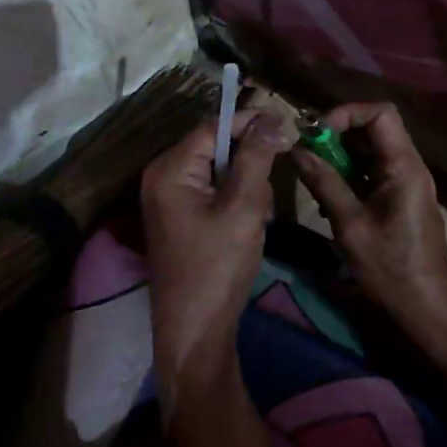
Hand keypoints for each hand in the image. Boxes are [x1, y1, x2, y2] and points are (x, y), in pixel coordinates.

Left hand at [142, 109, 295, 390]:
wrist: (194, 328)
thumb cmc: (218, 266)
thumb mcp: (244, 207)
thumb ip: (256, 158)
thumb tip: (271, 118)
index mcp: (169, 169)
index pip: (212, 126)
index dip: (249, 121)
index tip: (286, 125)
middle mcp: (161, 177)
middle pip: (212, 147)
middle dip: (247, 160)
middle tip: (275, 180)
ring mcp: (165, 200)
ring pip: (215, 172)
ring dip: (243, 184)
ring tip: (260, 214)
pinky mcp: (176, 219)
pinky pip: (209, 193)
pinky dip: (232, 200)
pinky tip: (247, 225)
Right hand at [291, 103, 446, 342]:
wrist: (428, 308)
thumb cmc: (391, 269)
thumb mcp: (350, 226)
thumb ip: (324, 184)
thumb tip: (297, 151)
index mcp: (405, 167)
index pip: (381, 114)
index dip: (346, 114)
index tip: (317, 133)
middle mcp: (409, 168)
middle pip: (374, 130)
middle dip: (337, 136)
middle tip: (306, 154)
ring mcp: (406, 184)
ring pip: (370, 153)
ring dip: (339, 158)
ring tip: (313, 178)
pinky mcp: (400, 200)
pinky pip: (372, 174)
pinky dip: (348, 178)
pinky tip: (328, 202)